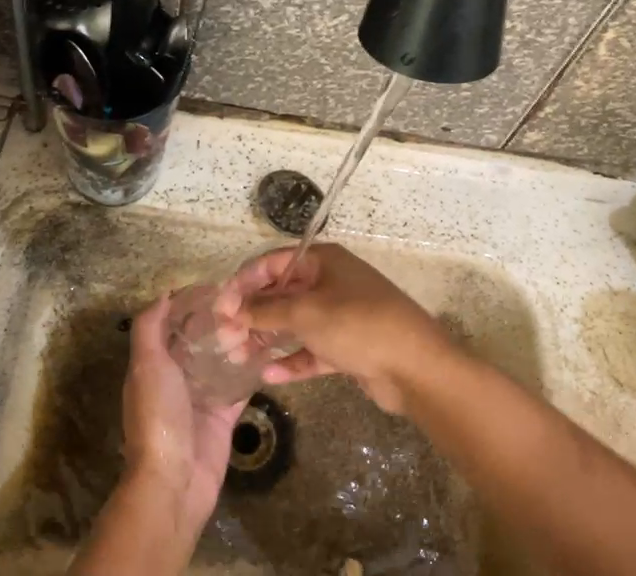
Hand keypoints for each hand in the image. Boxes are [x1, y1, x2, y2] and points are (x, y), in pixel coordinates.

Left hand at [120, 293, 245, 522]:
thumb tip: (163, 294)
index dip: (191, 304)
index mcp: (154, 364)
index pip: (172, 324)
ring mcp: (202, 397)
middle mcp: (176, 377)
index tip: (219, 286)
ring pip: (222, 360)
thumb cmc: (158, 417)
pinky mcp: (224, 415)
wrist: (175, 481)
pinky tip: (272, 351)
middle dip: (220, 322)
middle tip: (249, 302)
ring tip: (263, 320)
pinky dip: (253, 371)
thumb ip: (150, 328)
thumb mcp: (146, 365)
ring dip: (238, 343)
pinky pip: (240, 387)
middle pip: (200, 341)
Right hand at [230, 243, 455, 413]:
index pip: (271, 264)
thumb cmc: (358, 325)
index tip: (219, 309)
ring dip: (266, 338)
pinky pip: (311, 350)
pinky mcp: (347, 348)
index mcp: (322, 261)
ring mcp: (339, 316)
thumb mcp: (305, 312)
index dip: (242, 284)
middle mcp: (329, 283)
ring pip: (293, 324)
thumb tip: (233, 308)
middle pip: (280, 294)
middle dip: (251, 314)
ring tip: (238, 358)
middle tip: (225, 339)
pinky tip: (268, 375)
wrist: (415, 367)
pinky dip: (291, 360)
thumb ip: (265, 310)